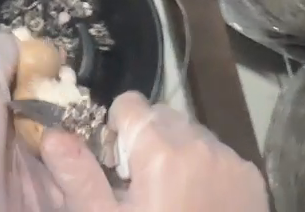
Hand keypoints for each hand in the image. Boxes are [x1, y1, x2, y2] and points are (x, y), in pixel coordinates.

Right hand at [40, 93, 266, 210]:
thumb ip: (79, 178)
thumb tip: (52, 135)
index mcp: (161, 150)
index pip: (130, 103)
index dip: (116, 131)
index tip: (115, 166)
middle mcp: (200, 142)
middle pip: (162, 116)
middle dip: (147, 141)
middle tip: (141, 189)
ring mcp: (231, 159)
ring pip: (192, 134)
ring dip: (178, 154)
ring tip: (172, 200)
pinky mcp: (253, 178)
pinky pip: (220, 155)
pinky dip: (207, 170)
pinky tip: (200, 207)